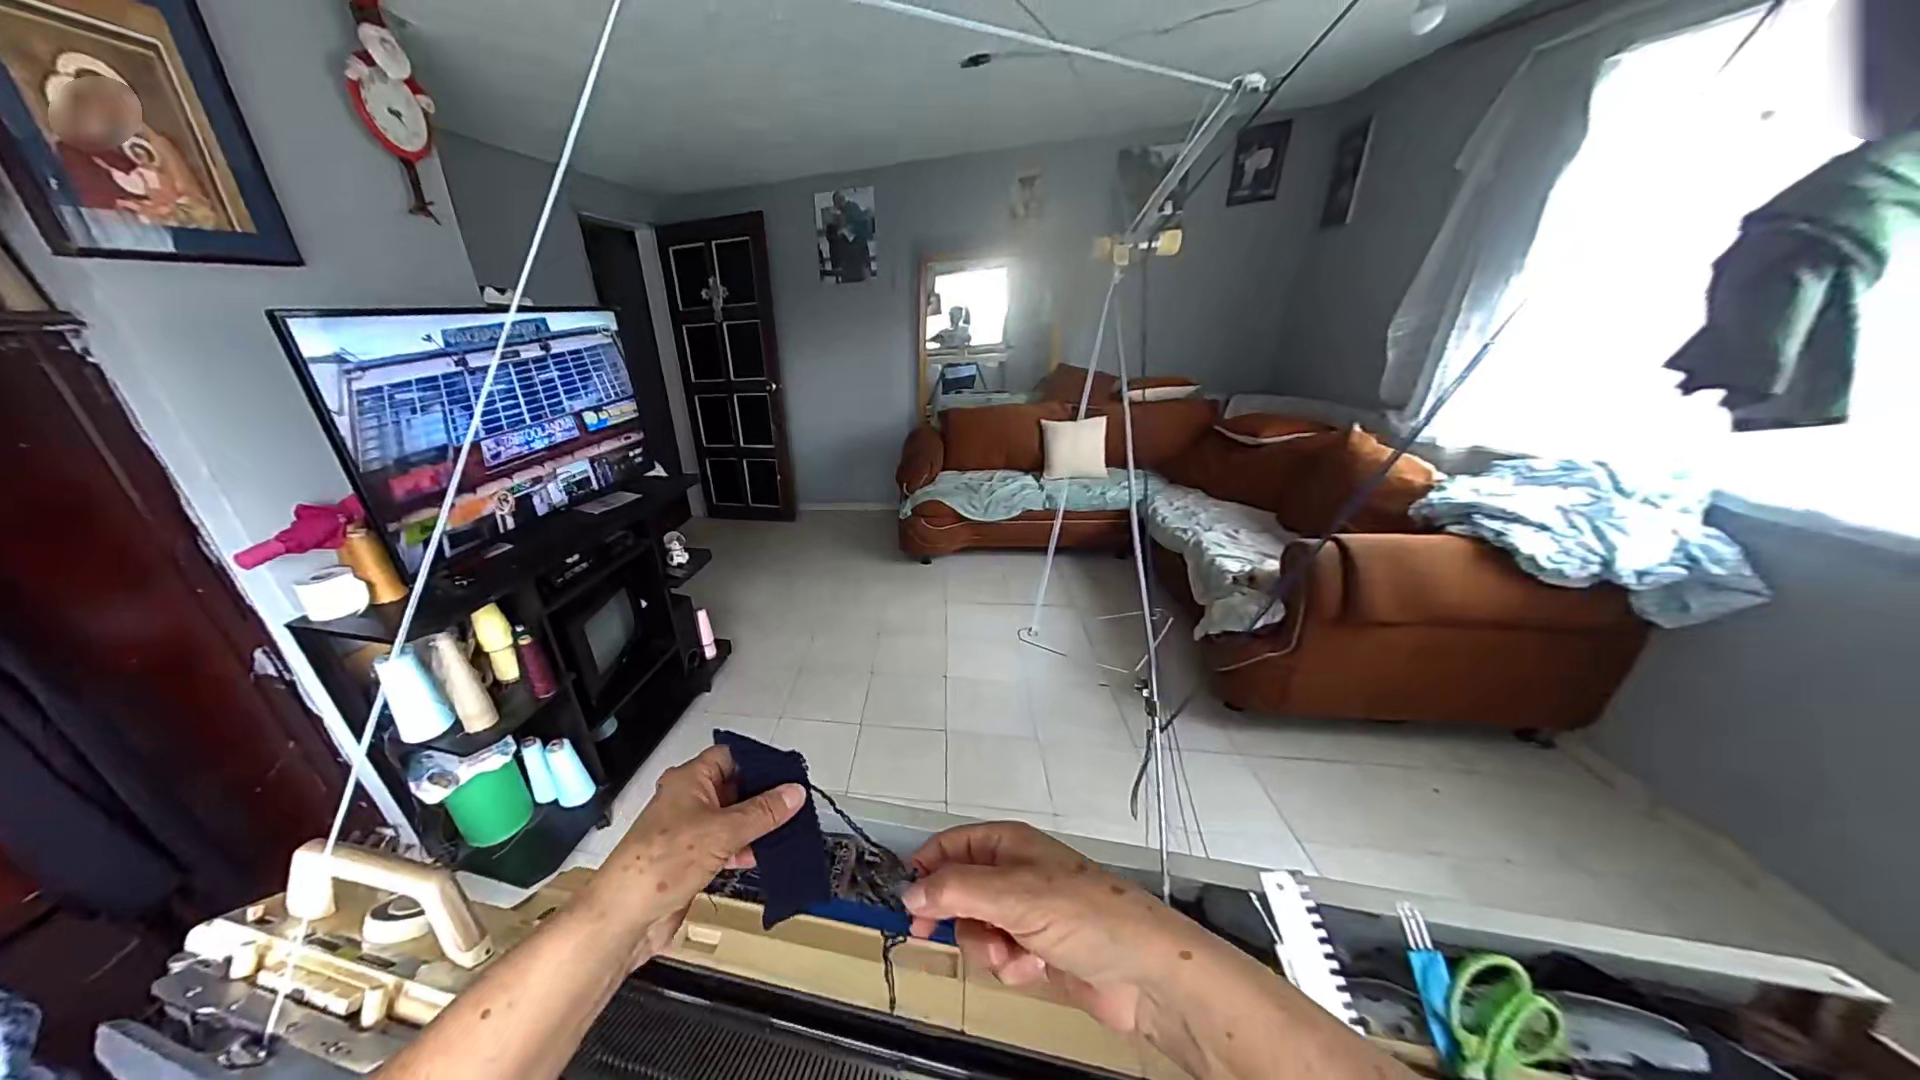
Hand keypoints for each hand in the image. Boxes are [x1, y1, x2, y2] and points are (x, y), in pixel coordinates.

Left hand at [580, 745, 803, 965]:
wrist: (624, 919)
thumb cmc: (658, 864)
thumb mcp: (723, 831)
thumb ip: (763, 812)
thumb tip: (793, 793)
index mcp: (689, 780)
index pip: (730, 757)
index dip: (758, 763)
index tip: (786, 775)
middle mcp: (686, 800)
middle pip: (733, 788)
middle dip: (761, 798)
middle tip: (791, 804)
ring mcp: (687, 831)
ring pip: (730, 819)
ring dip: (754, 826)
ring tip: (783, 830)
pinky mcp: (688, 860)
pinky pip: (723, 846)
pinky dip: (742, 849)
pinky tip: (759, 857)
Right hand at [902, 822, 1216, 1032]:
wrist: (1141, 971)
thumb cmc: (1083, 914)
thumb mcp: (1014, 895)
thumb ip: (956, 891)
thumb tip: (908, 891)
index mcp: (1008, 844)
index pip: (951, 846)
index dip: (926, 870)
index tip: (908, 904)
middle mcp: (1014, 872)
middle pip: (958, 891)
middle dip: (961, 918)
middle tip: (949, 935)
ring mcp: (1025, 911)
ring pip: (976, 928)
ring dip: (988, 947)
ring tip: (1015, 953)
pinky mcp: (1036, 947)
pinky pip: (1000, 955)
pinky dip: (1011, 965)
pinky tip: (1035, 967)